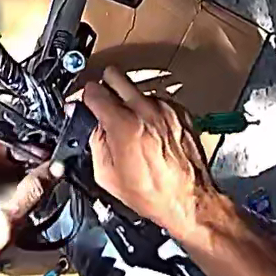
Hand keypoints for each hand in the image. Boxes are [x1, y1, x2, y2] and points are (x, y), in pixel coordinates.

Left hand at [0, 142, 55, 275]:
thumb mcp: (8, 216)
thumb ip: (35, 188)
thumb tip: (55, 167)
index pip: (9, 144)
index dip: (33, 153)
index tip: (49, 165)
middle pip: (3, 161)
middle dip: (25, 175)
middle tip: (40, 189)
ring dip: (15, 190)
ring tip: (23, 210)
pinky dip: (2, 203)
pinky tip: (6, 223)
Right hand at [82, 66, 226, 240]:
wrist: (189, 200)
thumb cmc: (152, 193)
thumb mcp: (107, 176)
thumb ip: (95, 141)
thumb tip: (90, 123)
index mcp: (124, 126)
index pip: (94, 90)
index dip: (86, 96)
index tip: (86, 102)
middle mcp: (146, 110)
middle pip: (115, 75)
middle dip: (106, 86)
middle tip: (105, 102)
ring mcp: (165, 108)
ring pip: (137, 88)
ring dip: (130, 101)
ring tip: (132, 125)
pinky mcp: (180, 110)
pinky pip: (156, 99)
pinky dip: (150, 110)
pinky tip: (150, 131)